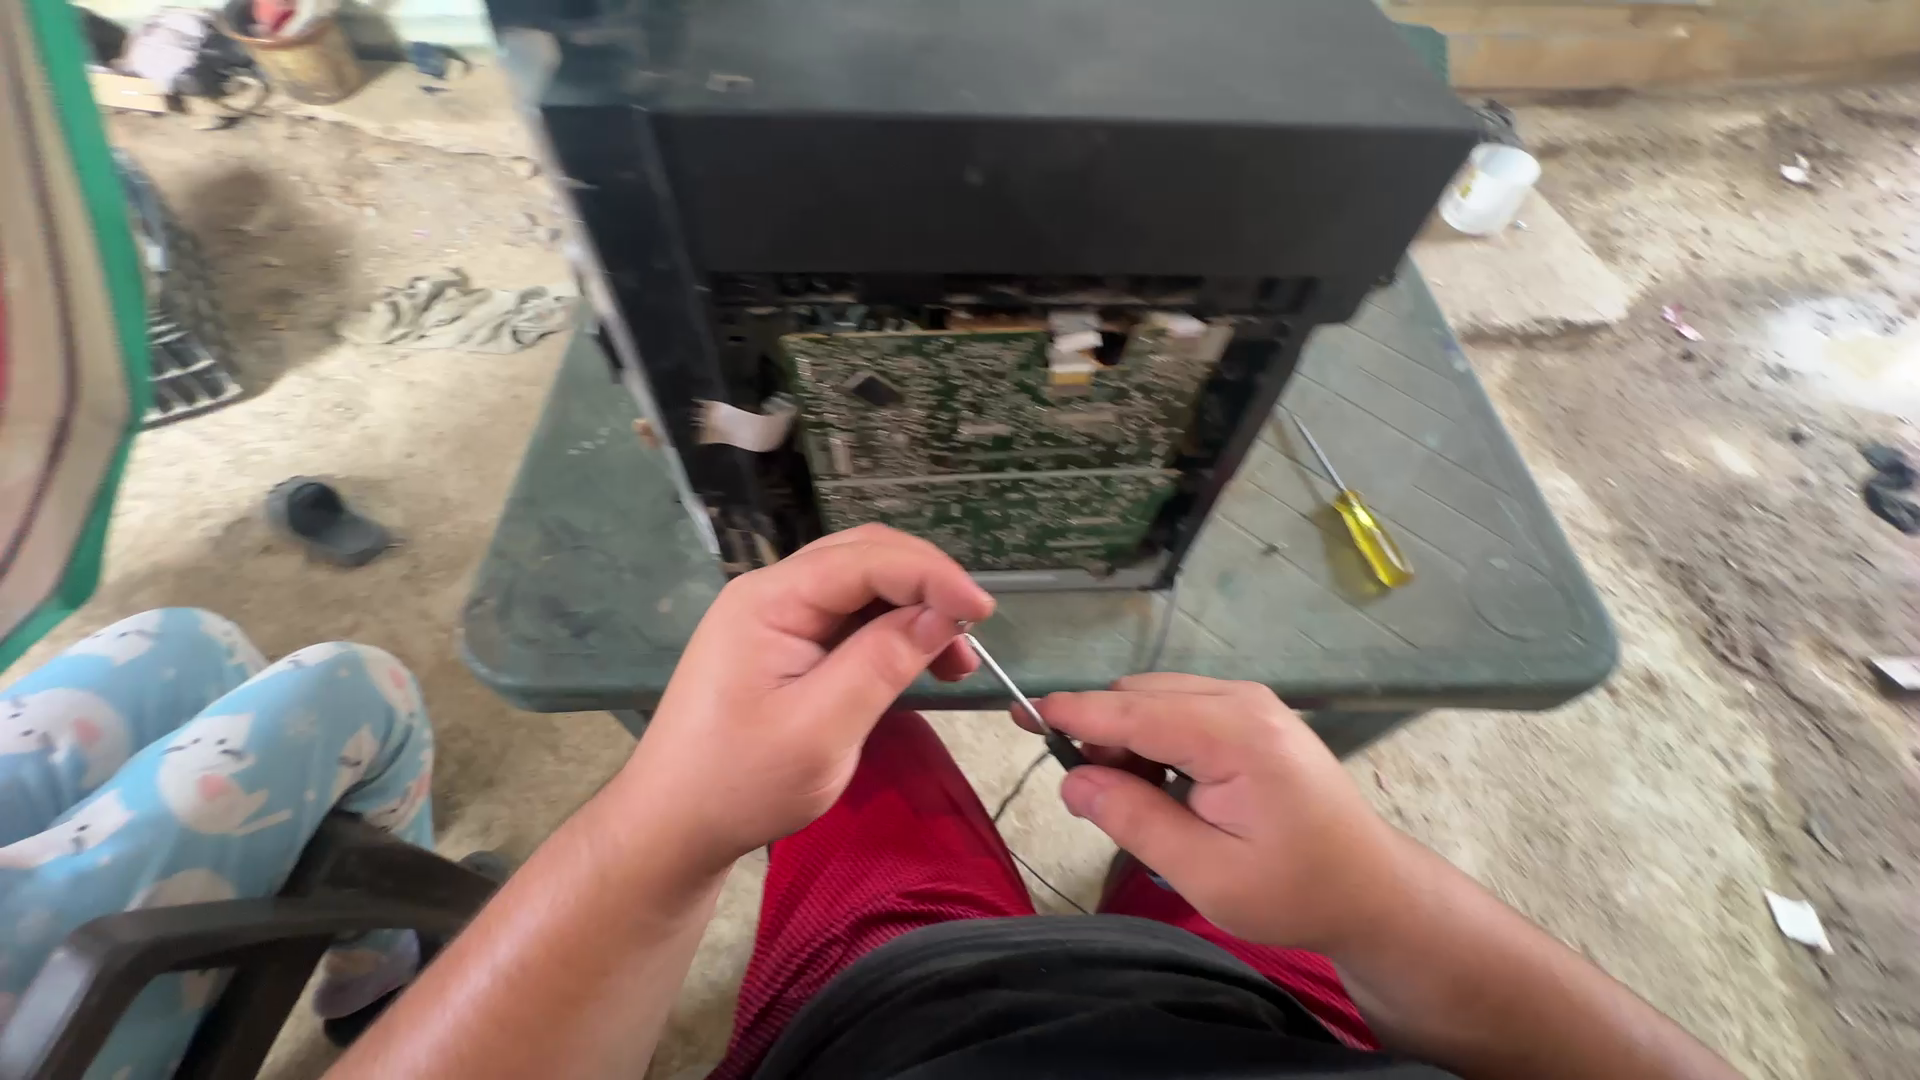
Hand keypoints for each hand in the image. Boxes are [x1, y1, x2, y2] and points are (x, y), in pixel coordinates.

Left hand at [620, 525, 993, 871]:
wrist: (673, 826)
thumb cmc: (740, 782)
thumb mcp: (821, 729)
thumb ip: (883, 663)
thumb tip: (944, 616)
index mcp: (771, 599)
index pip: (867, 560)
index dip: (932, 575)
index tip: (984, 611)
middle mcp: (773, 591)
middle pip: (865, 557)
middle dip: (926, 583)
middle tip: (971, 629)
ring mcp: (776, 614)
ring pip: (862, 584)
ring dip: (914, 607)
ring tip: (953, 659)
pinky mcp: (785, 641)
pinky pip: (849, 617)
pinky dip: (891, 632)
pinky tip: (917, 661)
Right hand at [1037, 675, 1408, 954]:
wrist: (1373, 890)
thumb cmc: (1294, 891)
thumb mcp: (1205, 873)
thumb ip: (1133, 819)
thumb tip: (1072, 781)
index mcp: (1234, 735)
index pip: (1130, 711)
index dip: (1070, 713)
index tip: (1019, 714)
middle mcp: (1240, 700)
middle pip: (1137, 696)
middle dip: (1101, 737)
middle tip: (1098, 799)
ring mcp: (1248, 701)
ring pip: (1152, 696)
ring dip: (1126, 738)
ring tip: (1138, 798)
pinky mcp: (1250, 711)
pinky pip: (1177, 705)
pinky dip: (1152, 735)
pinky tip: (1166, 782)